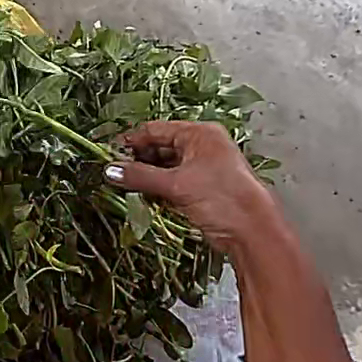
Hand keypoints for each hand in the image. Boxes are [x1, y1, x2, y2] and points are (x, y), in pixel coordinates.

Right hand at [103, 120, 280, 254]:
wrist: (252, 232)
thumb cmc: (222, 198)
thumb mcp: (176, 185)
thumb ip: (140, 176)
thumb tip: (110, 169)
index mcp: (200, 134)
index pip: (157, 130)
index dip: (132, 141)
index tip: (110, 153)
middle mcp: (202, 146)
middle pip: (161, 147)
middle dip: (139, 159)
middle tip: (115, 171)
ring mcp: (203, 167)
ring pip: (166, 166)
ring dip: (147, 176)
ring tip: (126, 185)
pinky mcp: (203, 187)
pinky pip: (173, 182)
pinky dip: (158, 188)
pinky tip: (144, 196)